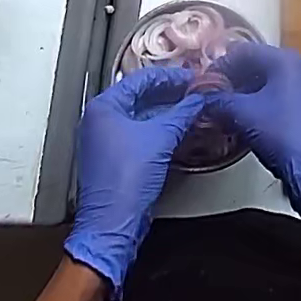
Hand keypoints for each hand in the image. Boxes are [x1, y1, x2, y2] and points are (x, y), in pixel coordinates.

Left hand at [64, 66, 204, 297]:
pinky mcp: (117, 156)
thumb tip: (200, 98)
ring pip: (143, 113)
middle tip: (196, 90)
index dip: (171, 76)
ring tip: (193, 106)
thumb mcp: (162, 137)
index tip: (192, 77)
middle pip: (141, 94)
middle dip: (171, 92)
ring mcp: (107, 139)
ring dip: (169, 109)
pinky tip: (182, 127)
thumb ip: (184, 112)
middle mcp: (100, 120)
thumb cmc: (125, 181)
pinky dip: (162, 126)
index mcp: (104, 107)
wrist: (112, 225)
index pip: (141, 78)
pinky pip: (142, 131)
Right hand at [204, 43, 300, 234]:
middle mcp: (295, 66)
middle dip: (229, 79)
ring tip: (219, 109)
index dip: (218, 66)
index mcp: (283, 60)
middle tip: (208, 97)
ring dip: (240, 92)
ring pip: (262, 79)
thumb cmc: (280, 133)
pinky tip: (239, 118)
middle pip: (253, 63)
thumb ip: (218, 100)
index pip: (242, 51)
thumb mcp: (243, 114)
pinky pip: (272, 93)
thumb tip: (200, 96)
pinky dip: (254, 101)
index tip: (201, 84)